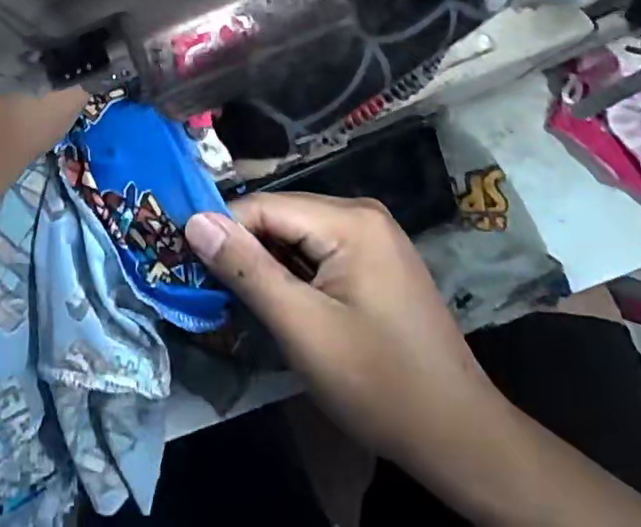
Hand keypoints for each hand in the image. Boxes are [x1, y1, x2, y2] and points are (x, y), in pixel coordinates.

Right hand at [183, 193, 493, 462]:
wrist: (457, 433)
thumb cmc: (378, 383)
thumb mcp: (302, 328)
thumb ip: (247, 270)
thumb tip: (194, 221)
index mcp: (350, 220)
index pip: (263, 206)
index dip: (220, 230)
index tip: (182, 262)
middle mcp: (362, 213)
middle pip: (281, 216)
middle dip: (241, 247)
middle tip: (202, 284)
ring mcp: (373, 236)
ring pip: (297, 235)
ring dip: (264, 262)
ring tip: (231, 295)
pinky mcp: (375, 261)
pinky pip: (318, 252)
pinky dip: (291, 273)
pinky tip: (276, 301)